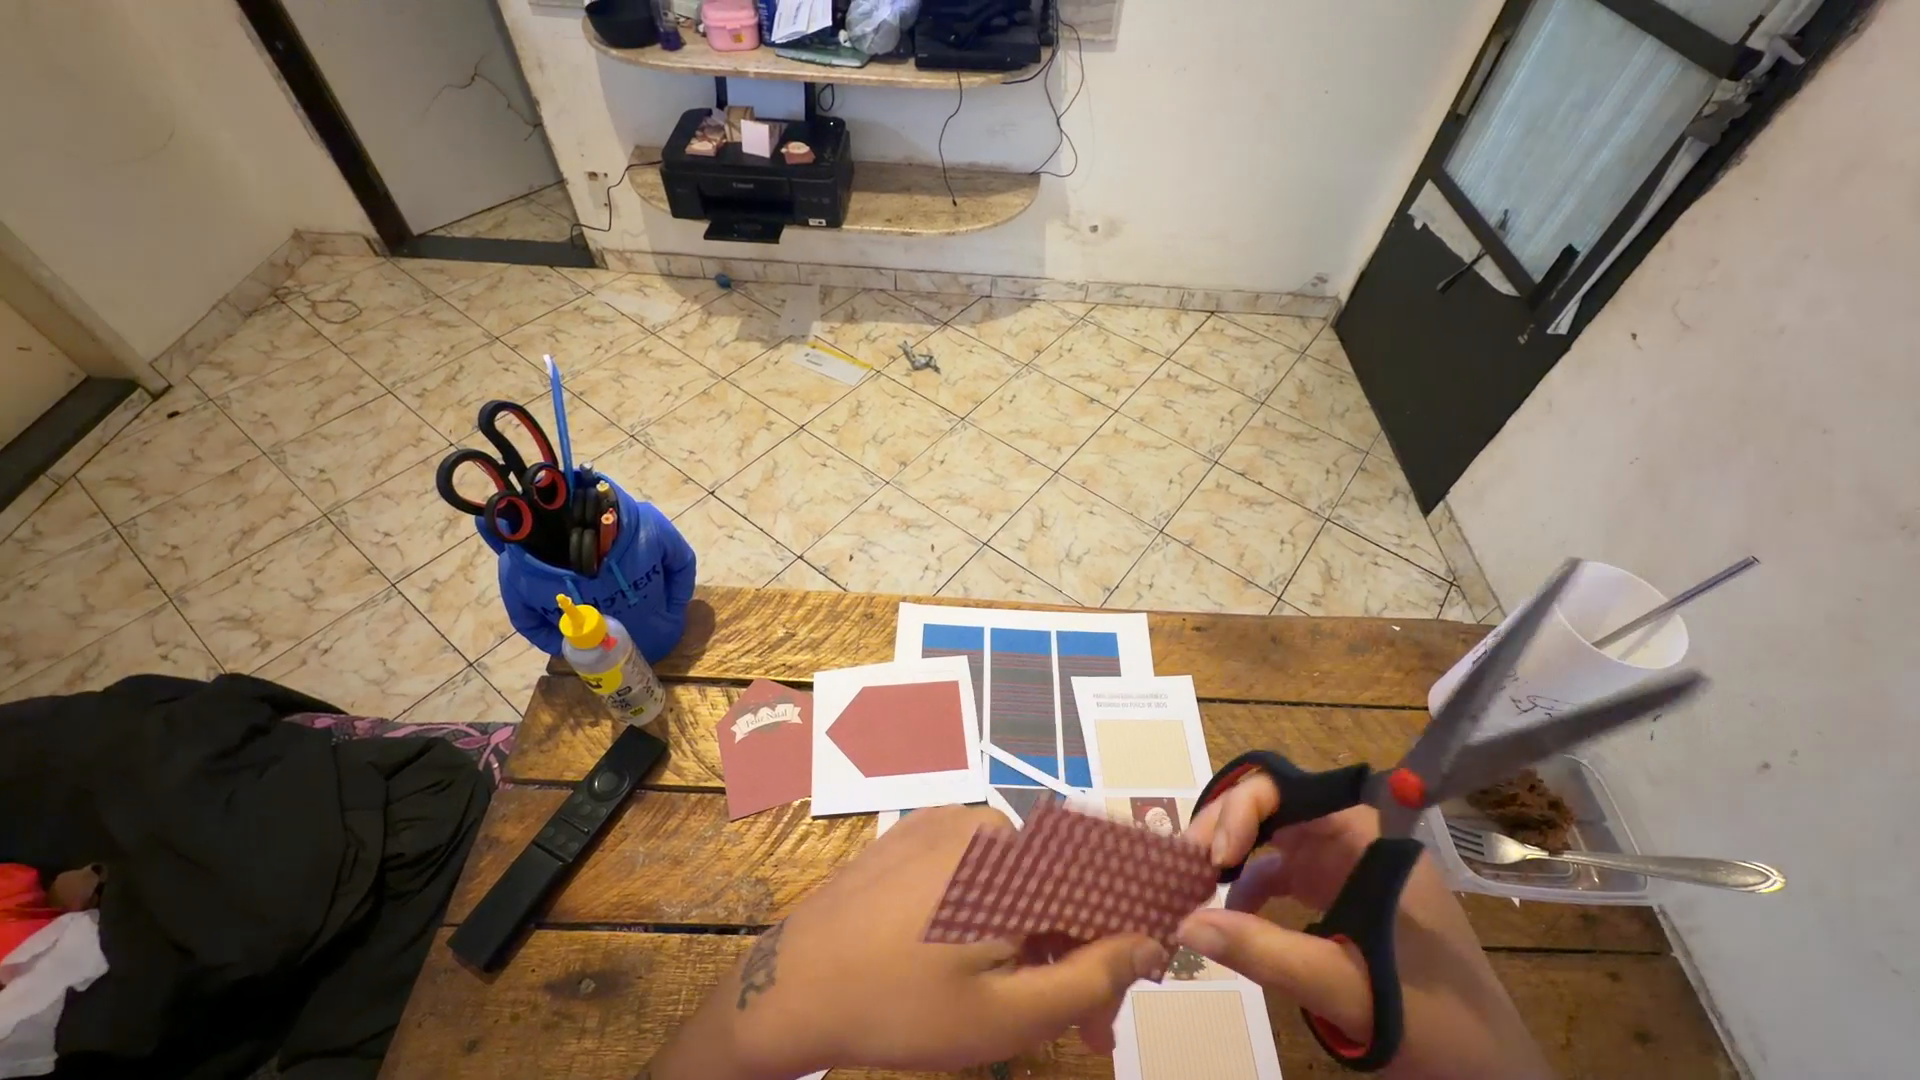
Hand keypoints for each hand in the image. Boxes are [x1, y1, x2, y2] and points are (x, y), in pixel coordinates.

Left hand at [645, 804, 1166, 1079]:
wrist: (790, 985)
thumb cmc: (900, 1006)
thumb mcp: (1006, 1014)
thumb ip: (1089, 976)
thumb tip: (1148, 940)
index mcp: (1013, 857)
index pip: (1101, 886)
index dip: (1124, 943)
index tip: (1118, 1003)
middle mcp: (986, 820)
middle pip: (1059, 885)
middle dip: (1077, 956)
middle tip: (1080, 1030)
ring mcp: (946, 820)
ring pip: (1022, 877)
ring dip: (1038, 936)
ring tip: (1026, 1000)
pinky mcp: (917, 830)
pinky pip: (982, 863)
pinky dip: (999, 909)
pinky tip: (985, 957)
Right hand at [1178, 773, 1551, 1079]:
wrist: (1489, 1074)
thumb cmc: (1434, 1021)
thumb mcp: (1345, 987)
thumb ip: (1265, 952)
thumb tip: (1183, 922)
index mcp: (1367, 837)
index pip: (1288, 788)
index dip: (1240, 809)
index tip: (1212, 858)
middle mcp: (1354, 837)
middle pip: (1273, 805)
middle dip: (1223, 828)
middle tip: (1183, 866)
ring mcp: (1346, 864)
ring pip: (1271, 836)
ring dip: (1230, 855)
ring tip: (1192, 886)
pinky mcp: (1339, 894)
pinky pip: (1281, 872)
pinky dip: (1249, 888)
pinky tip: (1228, 919)